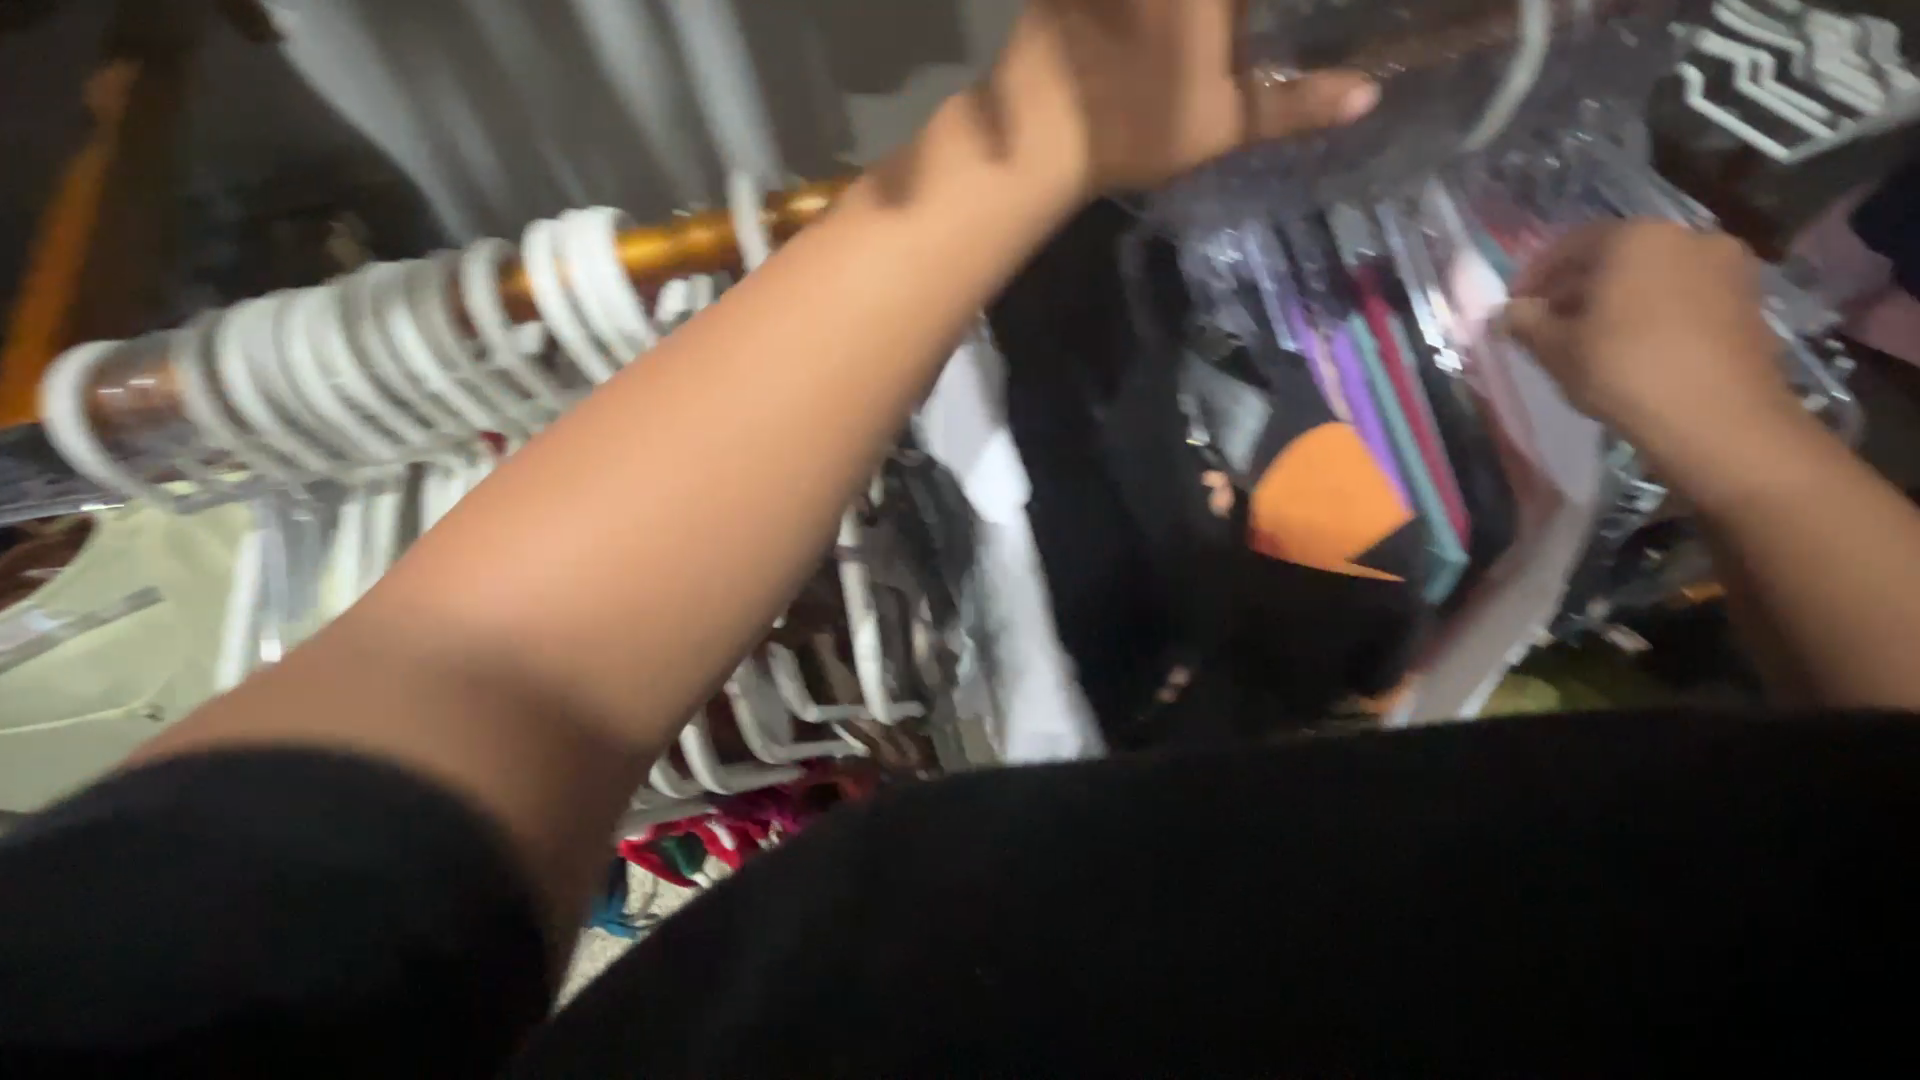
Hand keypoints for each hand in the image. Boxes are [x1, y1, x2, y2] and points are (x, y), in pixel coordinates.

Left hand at [983, 0, 1378, 195]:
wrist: (1039, 136)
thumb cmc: (1138, 129)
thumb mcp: (1223, 123)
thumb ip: (1294, 103)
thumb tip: (1367, 95)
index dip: (1241, 14)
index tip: (1241, 28)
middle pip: (1212, 0)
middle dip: (1221, 15)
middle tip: (1218, 32)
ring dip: (1187, 15)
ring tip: (1189, 32)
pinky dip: (1121, 11)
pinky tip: (1130, 25)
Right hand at [1502, 221, 1800, 455]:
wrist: (1715, 414)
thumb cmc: (1621, 368)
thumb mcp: (1553, 348)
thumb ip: (1525, 321)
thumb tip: (1511, 311)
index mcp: (1635, 238)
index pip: (1570, 244)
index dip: (1534, 275)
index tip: (1515, 307)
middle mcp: (1687, 237)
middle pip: (1615, 256)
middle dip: (1576, 287)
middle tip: (1548, 323)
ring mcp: (1725, 266)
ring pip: (1651, 275)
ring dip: (1615, 300)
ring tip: (1588, 338)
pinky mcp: (1746, 299)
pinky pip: (1682, 295)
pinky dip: (1651, 312)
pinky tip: (1632, 346)